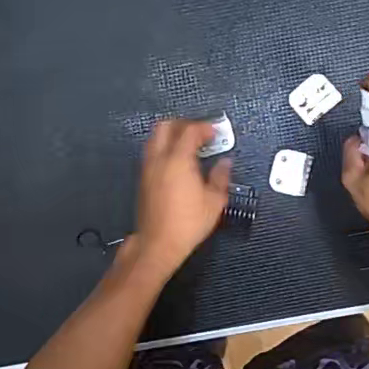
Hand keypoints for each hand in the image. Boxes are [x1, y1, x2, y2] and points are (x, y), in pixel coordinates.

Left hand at [130, 119, 230, 272]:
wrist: (158, 243)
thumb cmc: (189, 223)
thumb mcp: (214, 201)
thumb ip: (221, 177)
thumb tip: (225, 163)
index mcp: (178, 160)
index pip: (189, 131)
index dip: (204, 128)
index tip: (215, 132)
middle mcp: (159, 159)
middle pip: (166, 127)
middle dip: (184, 125)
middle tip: (200, 133)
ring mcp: (147, 169)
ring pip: (155, 138)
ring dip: (172, 136)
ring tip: (190, 146)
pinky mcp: (143, 180)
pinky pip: (152, 153)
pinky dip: (165, 149)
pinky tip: (179, 163)